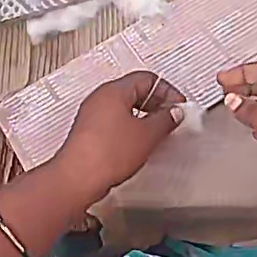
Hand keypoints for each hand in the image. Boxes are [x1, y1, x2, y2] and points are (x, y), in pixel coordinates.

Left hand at [49, 72, 185, 200]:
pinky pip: (114, 122)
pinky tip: (137, 144)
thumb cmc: (104, 154)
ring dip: (143, 117)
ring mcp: (92, 115)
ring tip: (156, 133)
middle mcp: (100, 98)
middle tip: (170, 118)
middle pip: (135, 91)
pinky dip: (129, 128)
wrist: (78, 177)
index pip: (147, 79)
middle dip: (156, 103)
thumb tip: (174, 112)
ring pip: (124, 107)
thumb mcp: (147, 135)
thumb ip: (165, 119)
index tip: (178, 106)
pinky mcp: (89, 132)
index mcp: (114, 91)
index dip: (167, 91)